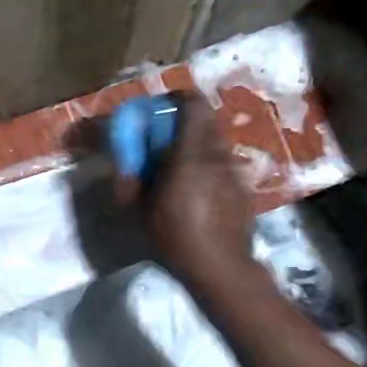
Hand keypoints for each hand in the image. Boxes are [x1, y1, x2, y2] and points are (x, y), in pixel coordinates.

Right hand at [115, 96, 253, 285]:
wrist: (221, 268)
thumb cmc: (176, 237)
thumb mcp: (141, 211)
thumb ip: (129, 180)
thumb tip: (121, 163)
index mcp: (191, 152)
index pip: (192, 102)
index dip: (176, 98)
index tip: (159, 112)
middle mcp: (218, 153)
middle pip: (205, 119)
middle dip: (184, 123)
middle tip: (164, 142)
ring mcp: (235, 170)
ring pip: (216, 142)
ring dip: (198, 146)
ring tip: (181, 171)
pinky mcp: (245, 187)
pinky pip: (225, 165)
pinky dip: (211, 168)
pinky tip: (200, 193)